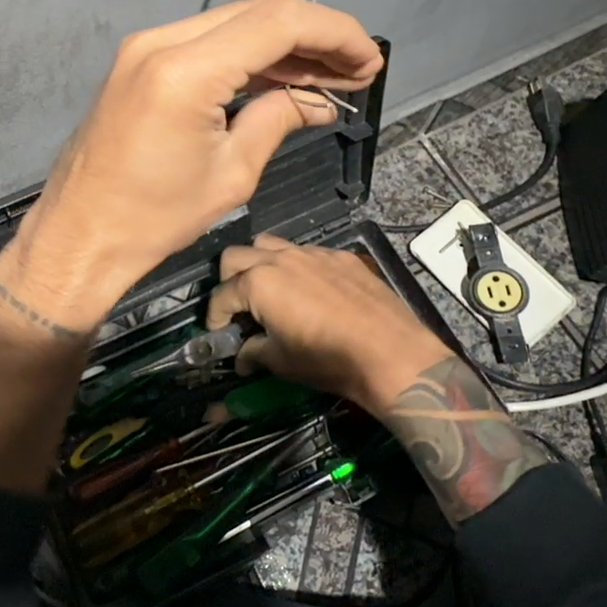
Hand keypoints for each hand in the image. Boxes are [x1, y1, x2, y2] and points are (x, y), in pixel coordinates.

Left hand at [15, 0, 382, 325]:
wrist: (79, 234)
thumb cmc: (154, 218)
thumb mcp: (231, 173)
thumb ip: (279, 118)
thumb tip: (321, 99)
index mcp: (184, 70)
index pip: (277, 22)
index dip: (334, 32)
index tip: (370, 60)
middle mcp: (160, 42)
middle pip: (257, 12)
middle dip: (315, 35)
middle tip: (356, 70)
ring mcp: (144, 48)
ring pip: (232, 23)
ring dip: (283, 44)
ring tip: (330, 75)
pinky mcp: (138, 62)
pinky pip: (205, 42)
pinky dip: (247, 55)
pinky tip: (282, 77)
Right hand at [206, 234, 452, 410]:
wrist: (391, 353)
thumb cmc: (328, 359)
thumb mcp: (281, 362)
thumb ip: (253, 351)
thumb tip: (242, 355)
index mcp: (258, 283)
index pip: (221, 295)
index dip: (214, 316)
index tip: (218, 331)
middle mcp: (279, 258)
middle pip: (235, 256)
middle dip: (229, 280)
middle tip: (238, 306)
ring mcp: (311, 253)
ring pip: (269, 243)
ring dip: (259, 263)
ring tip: (269, 289)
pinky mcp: (339, 256)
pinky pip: (305, 252)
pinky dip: (295, 266)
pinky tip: (309, 291)